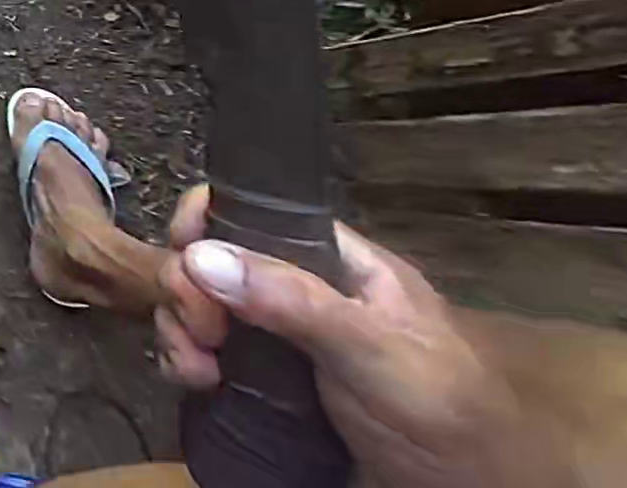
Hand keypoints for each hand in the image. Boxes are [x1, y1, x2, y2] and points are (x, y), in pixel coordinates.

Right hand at [155, 186, 552, 487]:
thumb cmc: (449, 418)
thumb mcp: (379, 354)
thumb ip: (295, 302)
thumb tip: (198, 256)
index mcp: (323, 256)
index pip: (243, 209)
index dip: (201, 221)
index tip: (184, 255)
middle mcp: (285, 284)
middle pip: (203, 257)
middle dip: (187, 290)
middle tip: (203, 332)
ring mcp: (266, 330)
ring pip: (190, 303)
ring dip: (177, 330)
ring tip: (198, 369)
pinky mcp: (251, 375)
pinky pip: (192, 347)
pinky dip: (180, 359)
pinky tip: (196, 381)